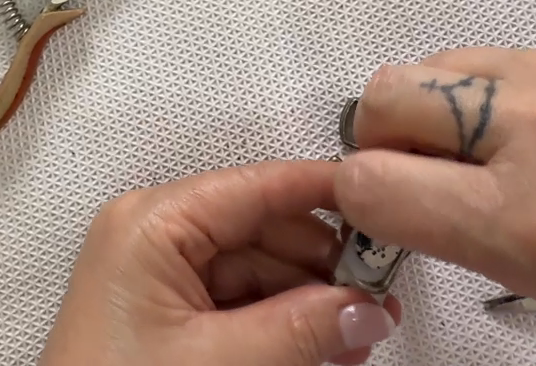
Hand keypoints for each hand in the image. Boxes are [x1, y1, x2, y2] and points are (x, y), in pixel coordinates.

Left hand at [39, 161, 402, 365]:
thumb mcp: (217, 363)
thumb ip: (298, 331)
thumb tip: (370, 306)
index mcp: (153, 221)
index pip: (252, 187)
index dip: (318, 189)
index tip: (376, 198)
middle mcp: (154, 232)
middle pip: (257, 228)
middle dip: (321, 263)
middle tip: (382, 298)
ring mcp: (158, 272)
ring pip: (253, 269)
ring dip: (308, 301)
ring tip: (365, 335)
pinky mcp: (165, 312)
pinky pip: (234, 302)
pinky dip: (279, 324)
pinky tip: (325, 349)